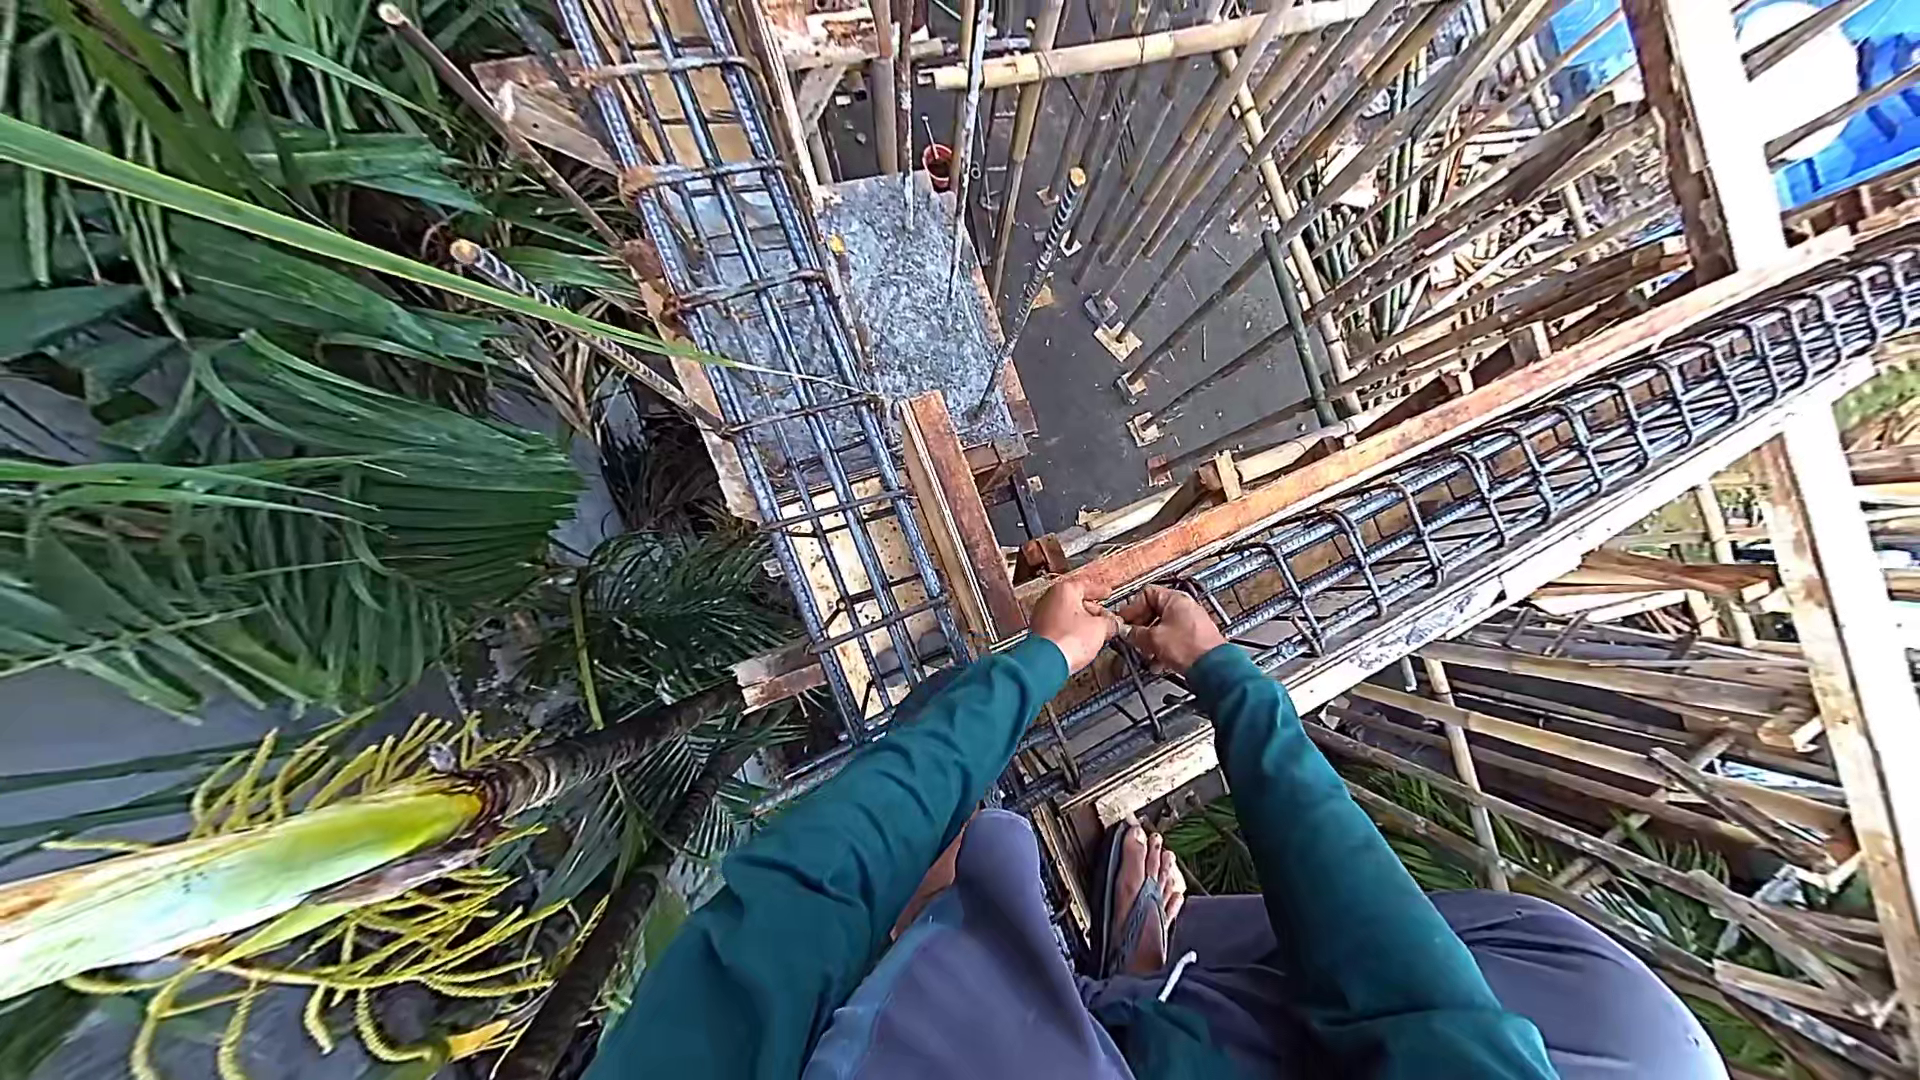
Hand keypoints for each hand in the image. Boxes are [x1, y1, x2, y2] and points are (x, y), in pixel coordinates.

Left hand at [1030, 579, 1121, 673]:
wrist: (1046, 662)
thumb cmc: (1068, 639)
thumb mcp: (1100, 628)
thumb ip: (1110, 622)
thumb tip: (1114, 623)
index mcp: (1064, 590)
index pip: (1086, 585)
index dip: (1099, 590)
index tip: (1106, 592)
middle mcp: (1049, 599)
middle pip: (1074, 600)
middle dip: (1091, 609)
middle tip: (1105, 616)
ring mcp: (1041, 615)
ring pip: (1066, 614)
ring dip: (1081, 621)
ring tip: (1095, 631)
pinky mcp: (1038, 632)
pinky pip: (1058, 627)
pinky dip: (1070, 630)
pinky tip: (1079, 640)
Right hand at [1115, 585, 1225, 674]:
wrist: (1213, 669)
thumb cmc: (1189, 648)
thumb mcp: (1153, 638)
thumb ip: (1135, 633)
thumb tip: (1126, 632)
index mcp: (1175, 599)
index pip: (1146, 594)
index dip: (1132, 608)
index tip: (1124, 621)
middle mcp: (1185, 607)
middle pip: (1153, 612)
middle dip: (1140, 627)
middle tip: (1132, 637)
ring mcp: (1191, 623)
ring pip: (1162, 627)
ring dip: (1150, 640)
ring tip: (1145, 652)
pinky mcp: (1195, 638)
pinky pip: (1172, 639)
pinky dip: (1162, 648)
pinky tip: (1157, 662)